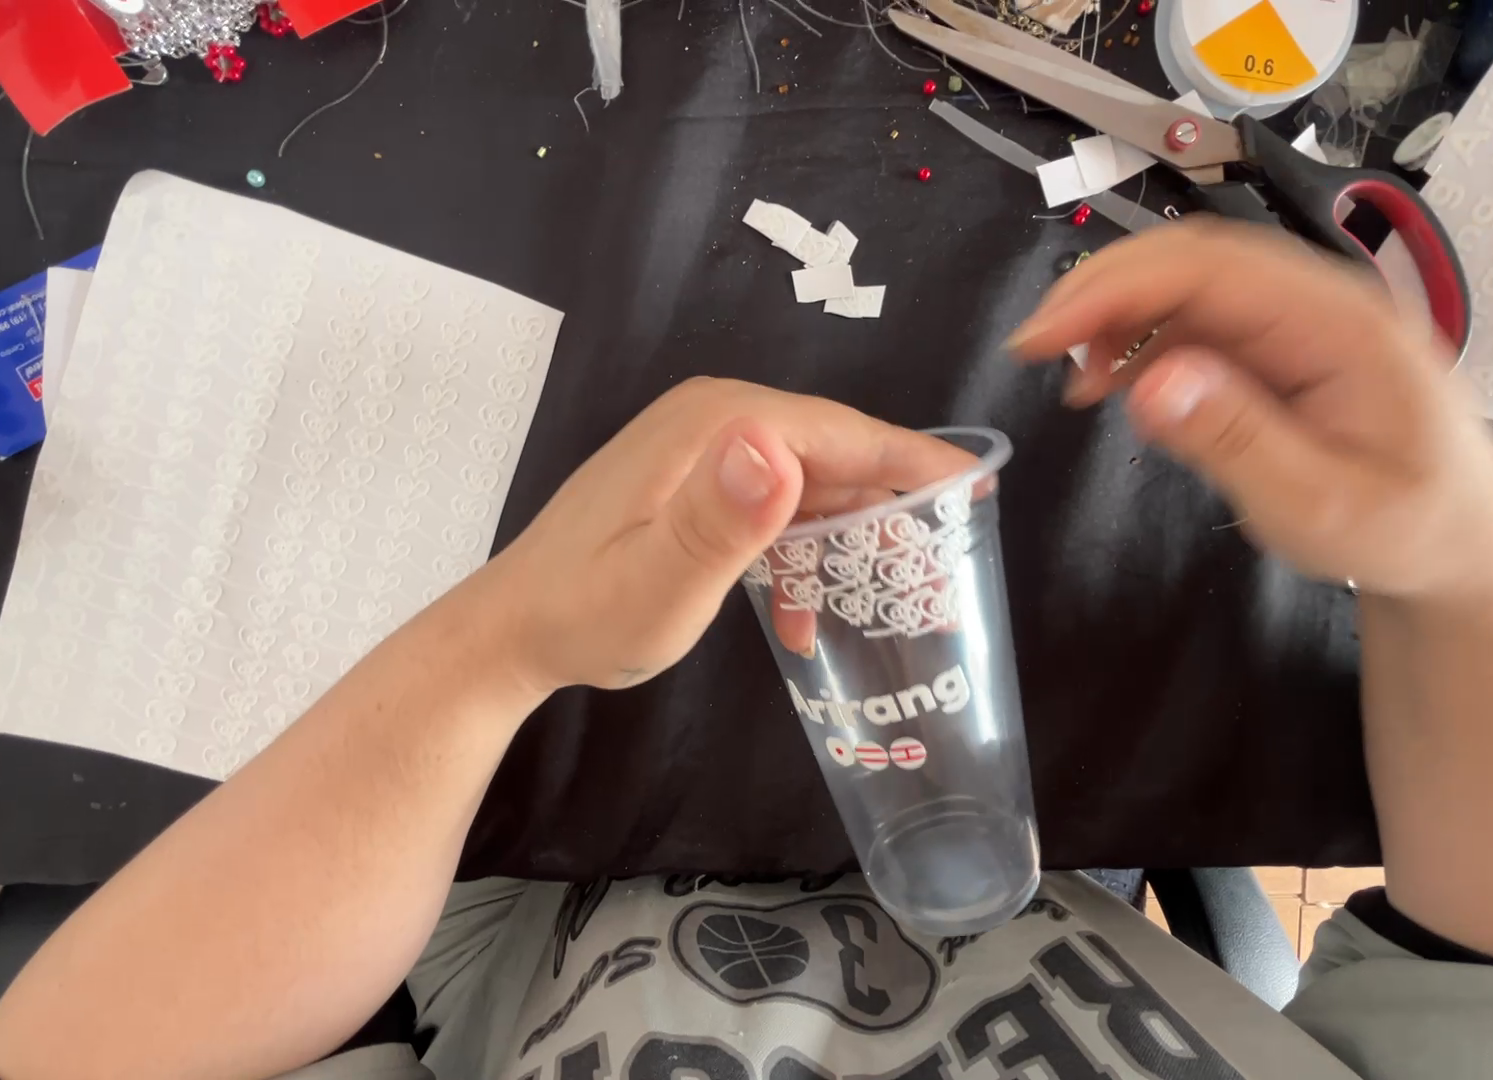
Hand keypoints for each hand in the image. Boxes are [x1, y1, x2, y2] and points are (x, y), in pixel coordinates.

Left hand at [481, 377, 974, 692]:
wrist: (514, 630)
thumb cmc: (586, 613)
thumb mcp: (657, 583)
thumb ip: (718, 519)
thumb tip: (778, 447)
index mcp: (717, 426)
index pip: (839, 433)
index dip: (914, 462)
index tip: (978, 489)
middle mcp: (716, 424)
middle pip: (831, 455)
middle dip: (891, 509)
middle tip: (943, 566)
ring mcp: (705, 455)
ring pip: (808, 485)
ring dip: (851, 539)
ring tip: (897, 596)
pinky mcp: (696, 488)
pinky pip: (773, 509)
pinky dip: (802, 554)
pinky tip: (807, 613)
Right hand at [1009, 219, 1492, 601]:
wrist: (1455, 548)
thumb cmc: (1400, 530)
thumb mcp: (1317, 504)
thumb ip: (1235, 440)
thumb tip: (1148, 384)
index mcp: (1337, 324)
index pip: (1206, 271)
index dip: (1109, 292)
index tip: (1037, 340)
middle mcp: (1314, 304)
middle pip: (1189, 259)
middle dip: (1098, 291)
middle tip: (1032, 347)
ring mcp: (1293, 323)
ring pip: (1182, 285)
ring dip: (1113, 318)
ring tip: (1075, 382)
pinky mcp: (1272, 348)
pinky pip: (1190, 322)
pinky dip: (1134, 343)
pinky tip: (1109, 383)